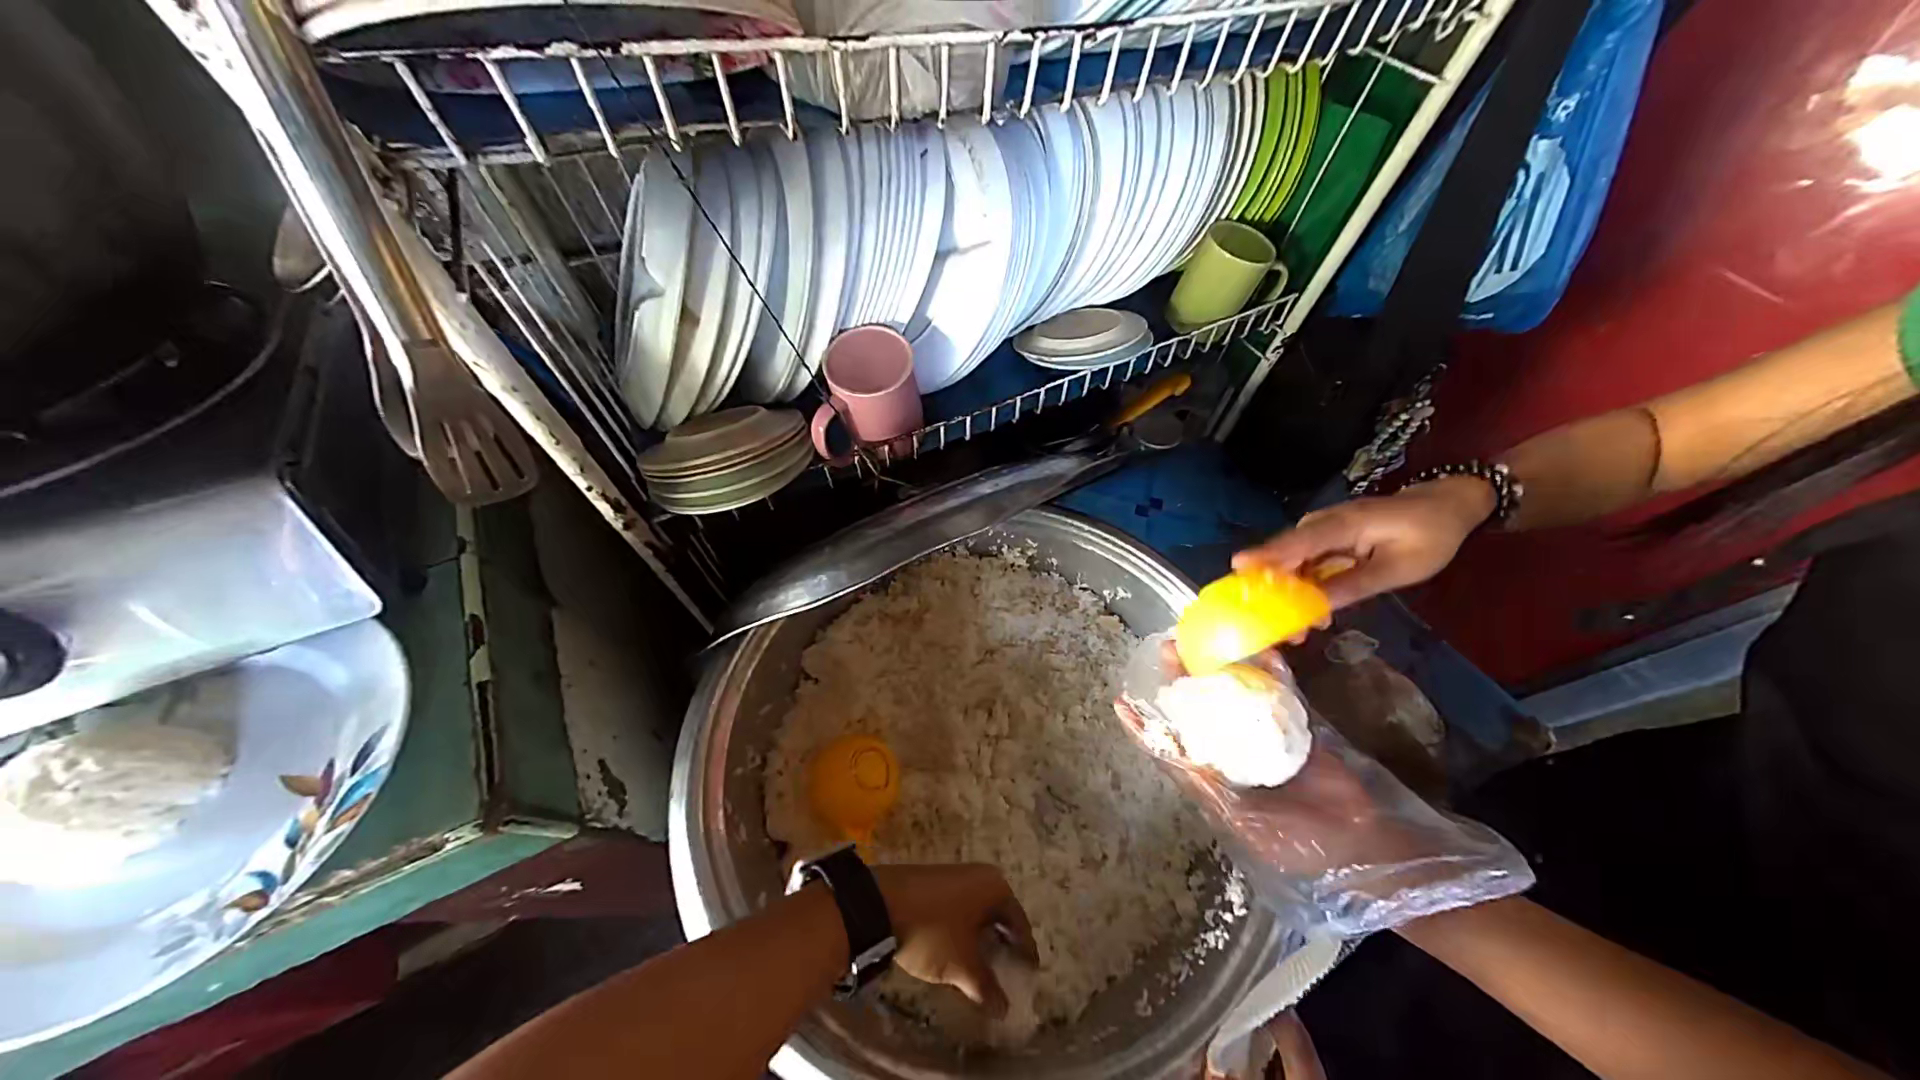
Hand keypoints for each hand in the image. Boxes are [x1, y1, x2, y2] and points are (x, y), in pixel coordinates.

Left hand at [872, 864, 1036, 1016]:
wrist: (878, 903)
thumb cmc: (932, 930)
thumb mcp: (962, 965)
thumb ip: (986, 986)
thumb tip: (1003, 1008)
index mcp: (995, 887)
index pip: (1020, 924)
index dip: (1025, 952)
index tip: (1028, 975)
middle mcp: (979, 875)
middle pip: (999, 916)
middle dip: (1001, 946)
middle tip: (1005, 974)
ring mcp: (954, 876)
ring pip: (976, 913)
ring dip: (980, 939)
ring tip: (979, 968)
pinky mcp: (933, 882)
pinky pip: (958, 909)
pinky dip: (961, 930)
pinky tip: (954, 951)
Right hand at [1233, 475, 1495, 609]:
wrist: (1444, 505)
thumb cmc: (1428, 535)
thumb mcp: (1399, 568)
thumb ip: (1355, 584)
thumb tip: (1314, 609)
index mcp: (1342, 525)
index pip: (1298, 542)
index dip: (1266, 556)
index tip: (1237, 568)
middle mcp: (1321, 524)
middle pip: (1284, 556)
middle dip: (1271, 590)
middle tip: (1271, 630)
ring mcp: (1319, 531)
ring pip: (1290, 563)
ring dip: (1286, 596)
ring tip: (1294, 633)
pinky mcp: (1322, 540)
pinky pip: (1302, 565)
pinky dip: (1301, 589)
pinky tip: (1310, 615)